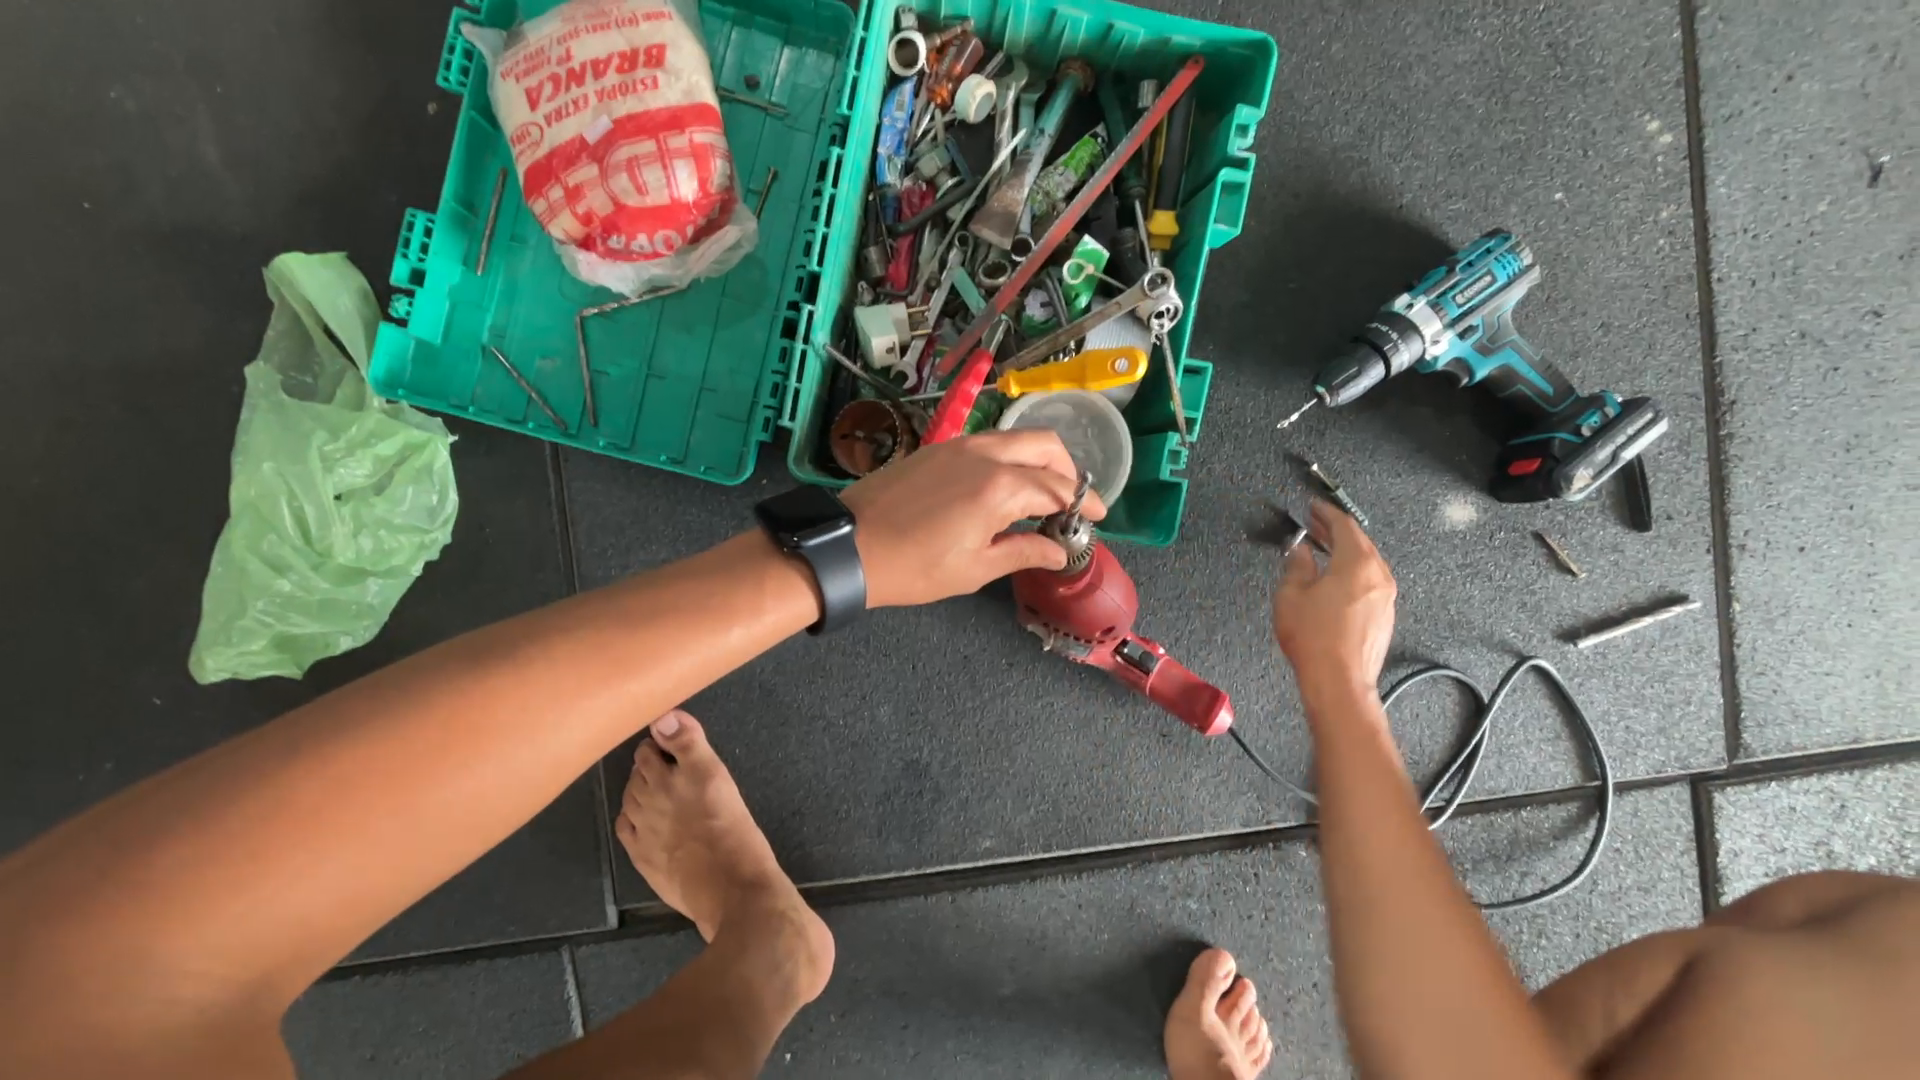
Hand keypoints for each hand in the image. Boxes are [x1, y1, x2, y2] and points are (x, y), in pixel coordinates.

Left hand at [839, 431, 1105, 607]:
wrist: (848, 546)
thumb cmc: (914, 567)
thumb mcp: (975, 568)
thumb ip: (1022, 552)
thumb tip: (1059, 551)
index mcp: (1001, 487)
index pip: (1058, 488)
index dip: (1083, 503)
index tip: (1096, 517)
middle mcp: (985, 454)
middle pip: (1045, 446)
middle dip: (1068, 471)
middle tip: (1071, 502)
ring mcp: (958, 445)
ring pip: (1016, 438)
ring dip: (1039, 461)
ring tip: (1040, 496)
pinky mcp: (937, 448)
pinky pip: (988, 443)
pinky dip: (1010, 458)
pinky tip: (1004, 487)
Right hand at [1273, 501, 1396, 700]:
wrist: (1338, 681)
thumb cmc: (1315, 641)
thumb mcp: (1291, 595)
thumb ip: (1297, 565)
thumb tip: (1300, 552)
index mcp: (1357, 564)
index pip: (1344, 525)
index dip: (1326, 512)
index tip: (1315, 506)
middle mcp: (1378, 577)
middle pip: (1360, 542)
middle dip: (1336, 530)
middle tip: (1316, 524)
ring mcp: (1385, 598)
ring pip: (1367, 562)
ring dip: (1345, 551)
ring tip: (1323, 549)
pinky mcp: (1383, 616)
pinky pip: (1369, 583)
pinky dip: (1352, 572)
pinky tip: (1334, 579)